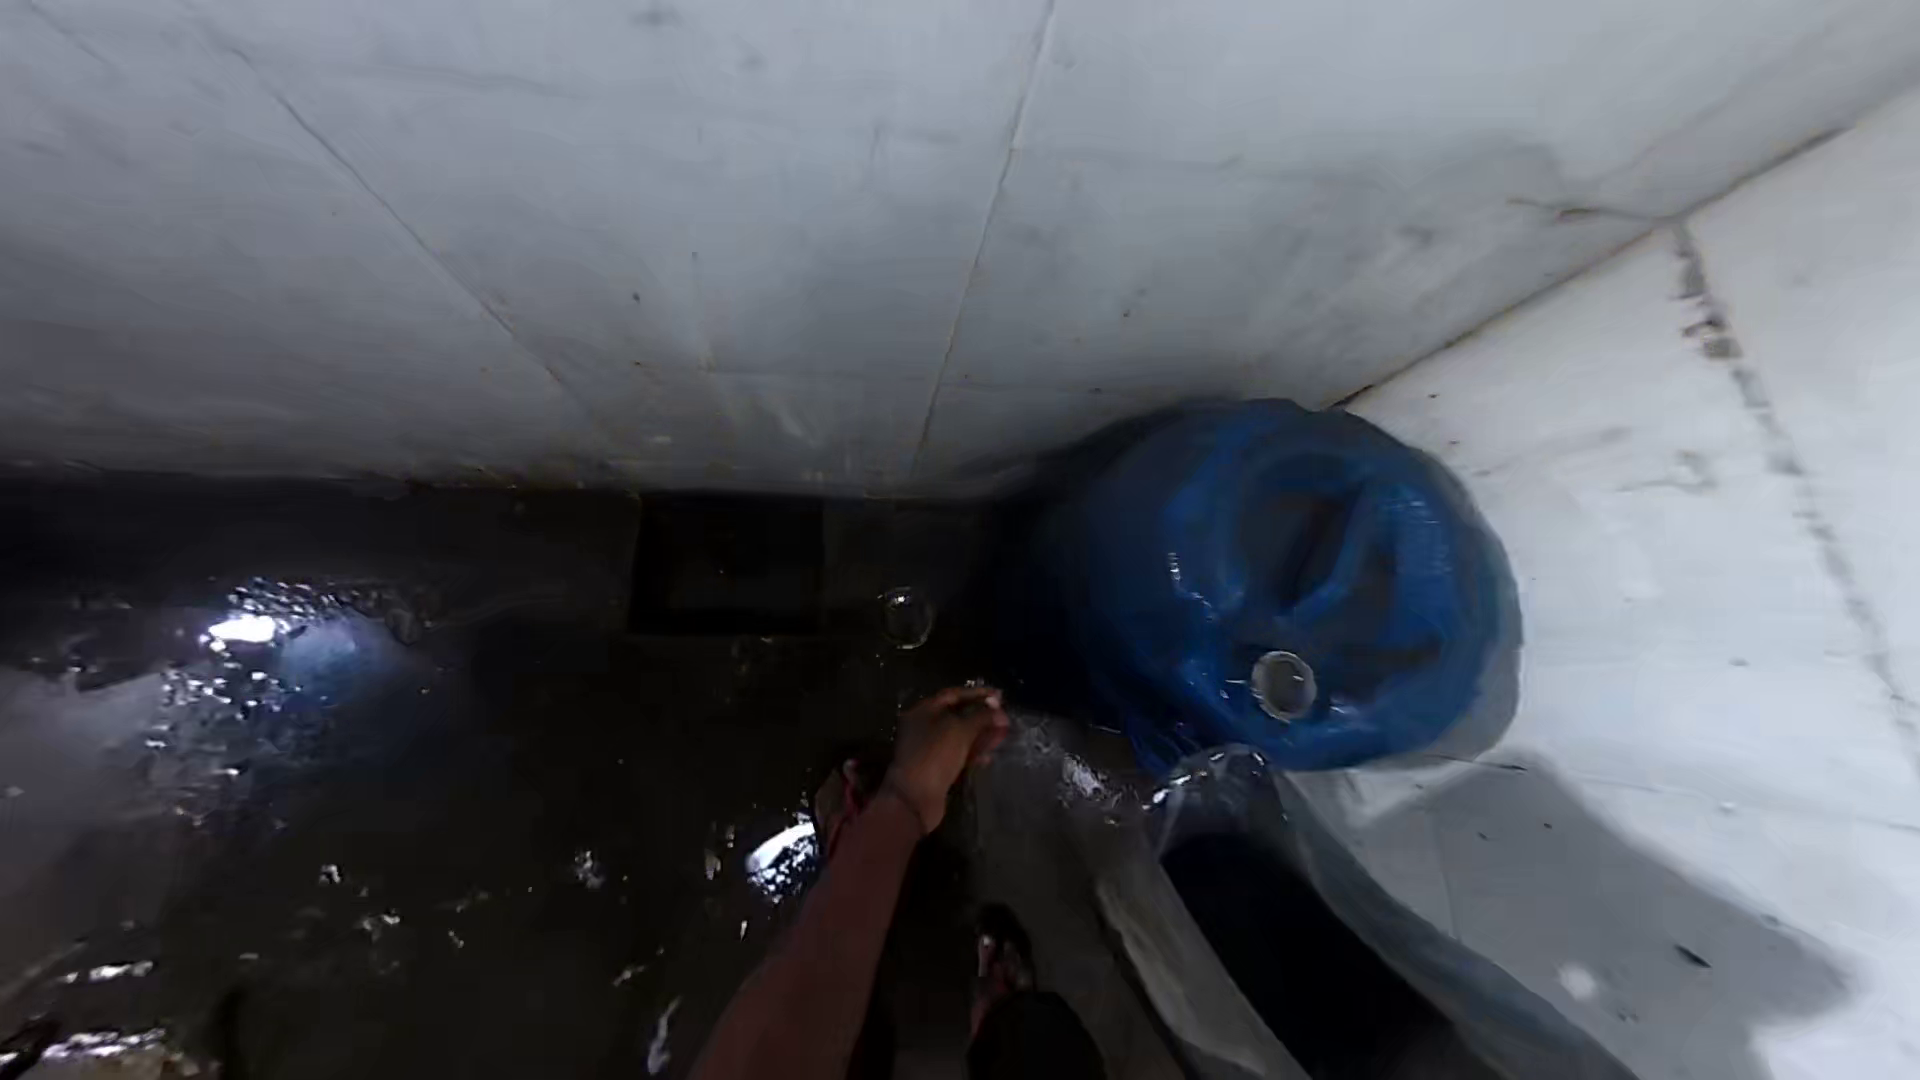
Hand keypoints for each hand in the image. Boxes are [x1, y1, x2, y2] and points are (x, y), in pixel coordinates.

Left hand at [884, 686, 1010, 832]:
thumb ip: (981, 717)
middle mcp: (924, 727)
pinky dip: (974, 753)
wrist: (915, 798)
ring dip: (982, 734)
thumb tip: (1000, 713)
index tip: (999, 695)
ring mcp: (931, 749)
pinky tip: (990, 755)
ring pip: (961, 737)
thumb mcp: (959, 730)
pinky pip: (959, 755)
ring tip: (1004, 733)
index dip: (977, 694)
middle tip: (1004, 716)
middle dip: (982, 716)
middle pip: (958, 716)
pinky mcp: (937, 768)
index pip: (953, 695)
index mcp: (923, 711)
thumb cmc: (935, 755)